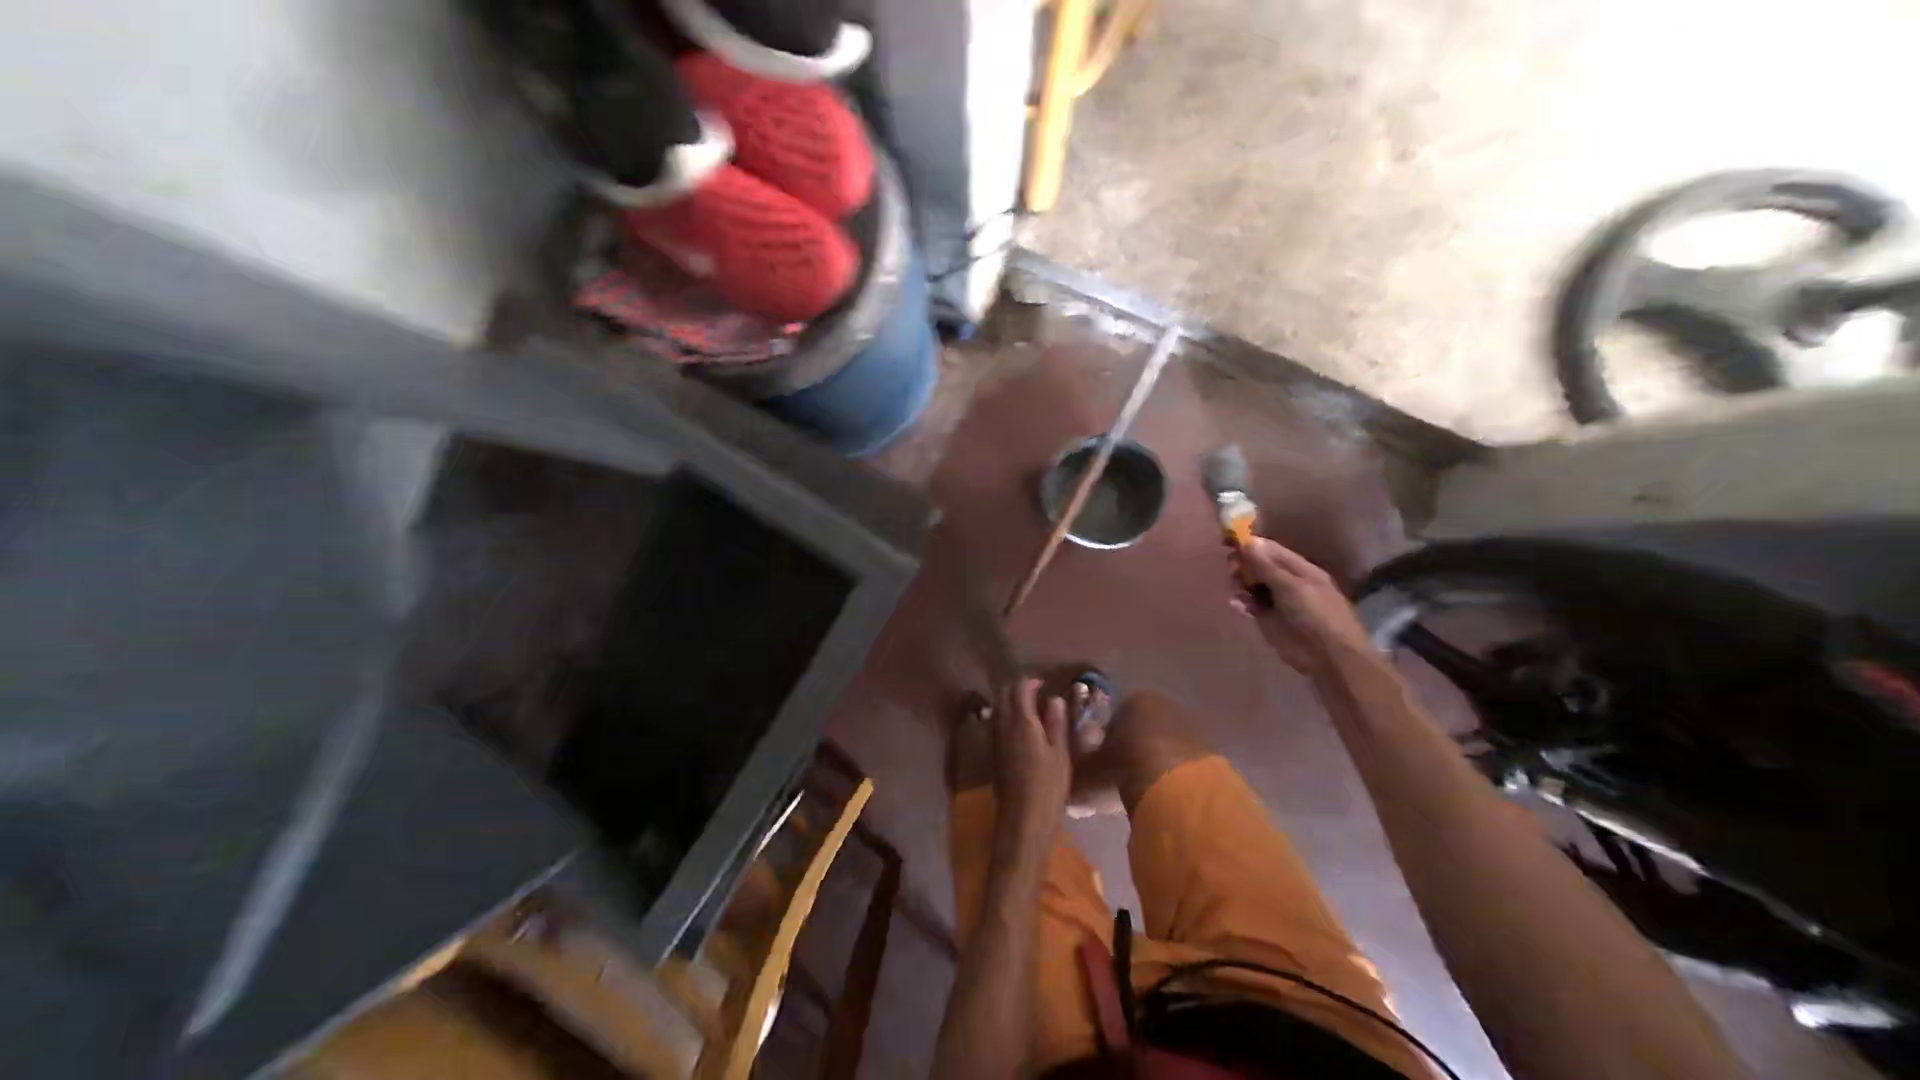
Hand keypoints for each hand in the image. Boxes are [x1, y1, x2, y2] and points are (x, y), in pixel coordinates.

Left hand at [990, 678, 1071, 863]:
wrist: (1023, 818)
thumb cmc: (1048, 786)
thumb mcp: (1060, 753)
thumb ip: (1056, 723)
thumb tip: (1055, 699)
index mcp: (1021, 721)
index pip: (1019, 688)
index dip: (1031, 681)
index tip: (1044, 684)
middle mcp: (1003, 725)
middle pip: (1003, 694)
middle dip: (1017, 688)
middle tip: (1037, 692)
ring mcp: (995, 738)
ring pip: (998, 707)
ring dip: (1011, 701)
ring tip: (1031, 708)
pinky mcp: (993, 752)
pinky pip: (997, 722)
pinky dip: (1007, 716)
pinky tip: (1023, 728)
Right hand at [1231, 536, 1374, 674]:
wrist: (1328, 656)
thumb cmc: (1316, 615)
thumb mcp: (1291, 586)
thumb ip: (1266, 565)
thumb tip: (1248, 540)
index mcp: (1298, 568)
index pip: (1269, 549)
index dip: (1249, 544)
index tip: (1227, 542)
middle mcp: (1286, 580)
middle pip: (1257, 565)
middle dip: (1242, 565)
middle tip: (1232, 571)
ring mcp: (1276, 600)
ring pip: (1250, 584)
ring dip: (1240, 583)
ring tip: (1237, 590)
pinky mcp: (1267, 618)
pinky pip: (1249, 604)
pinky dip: (1241, 602)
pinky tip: (1237, 604)